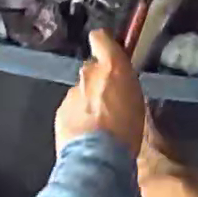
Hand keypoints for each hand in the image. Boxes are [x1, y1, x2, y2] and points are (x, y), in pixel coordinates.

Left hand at [54, 30, 145, 152]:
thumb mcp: (137, 99)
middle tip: (109, 97)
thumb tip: (119, 81)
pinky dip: (78, 115)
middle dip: (98, 78)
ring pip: (81, 90)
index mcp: (112, 66)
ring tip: (98, 121)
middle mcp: (89, 74)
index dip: (103, 42)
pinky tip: (86, 132)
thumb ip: (124, 82)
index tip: (108, 48)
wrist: (97, 159)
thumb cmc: (126, 128)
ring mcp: (72, 93)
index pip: (100, 37)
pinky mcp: (60, 111)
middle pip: (92, 67)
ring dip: (88, 99)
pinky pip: (71, 107)